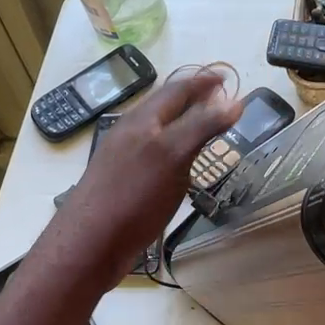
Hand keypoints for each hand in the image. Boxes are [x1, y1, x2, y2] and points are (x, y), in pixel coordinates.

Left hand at [55, 71, 241, 287]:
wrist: (90, 245)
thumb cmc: (133, 196)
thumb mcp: (172, 155)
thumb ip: (202, 125)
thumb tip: (234, 101)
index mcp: (142, 120)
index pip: (176, 90)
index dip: (202, 82)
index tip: (226, 78)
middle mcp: (131, 134)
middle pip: (164, 108)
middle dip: (191, 100)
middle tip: (218, 100)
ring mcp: (124, 159)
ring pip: (158, 132)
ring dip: (182, 125)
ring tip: (204, 128)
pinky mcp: (123, 185)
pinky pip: (154, 157)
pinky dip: (174, 152)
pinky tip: (180, 168)